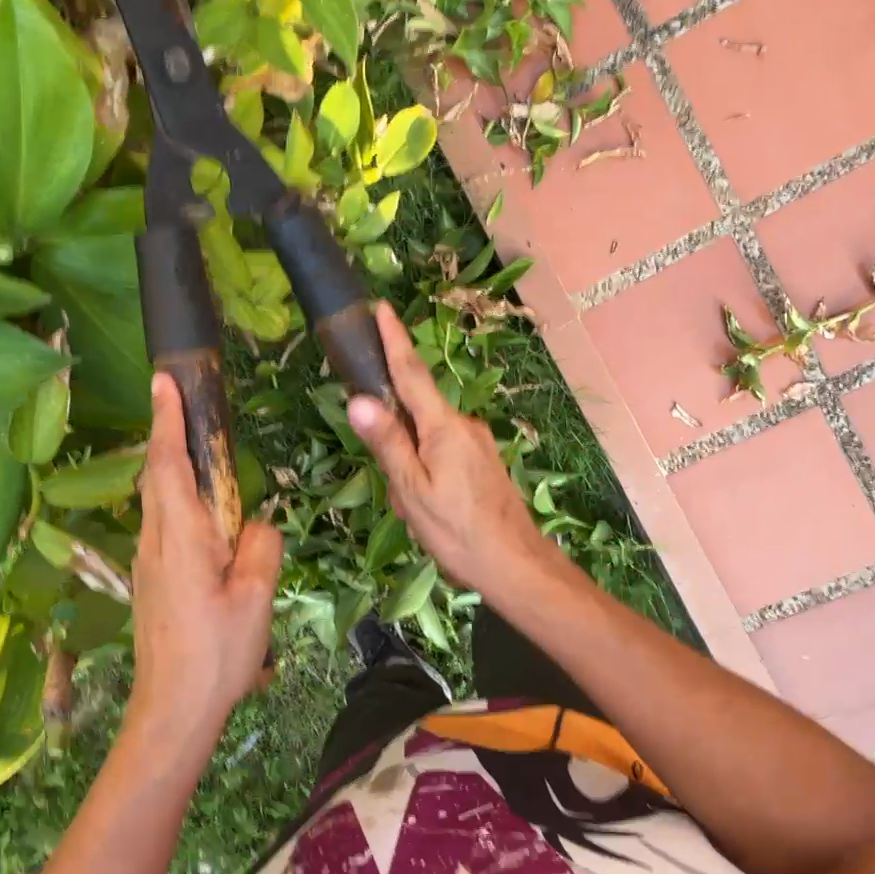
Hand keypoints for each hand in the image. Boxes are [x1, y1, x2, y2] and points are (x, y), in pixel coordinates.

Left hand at [129, 373, 283, 735]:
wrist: (172, 708)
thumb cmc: (217, 652)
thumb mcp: (256, 596)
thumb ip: (260, 546)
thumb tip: (254, 524)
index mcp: (181, 536)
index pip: (168, 463)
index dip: (166, 418)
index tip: (163, 380)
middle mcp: (155, 540)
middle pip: (156, 476)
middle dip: (166, 435)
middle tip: (184, 404)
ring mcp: (147, 562)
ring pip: (158, 502)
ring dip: (173, 470)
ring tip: (203, 457)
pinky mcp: (150, 581)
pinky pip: (164, 527)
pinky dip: (178, 503)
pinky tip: (206, 521)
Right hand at [346, 302, 553, 596]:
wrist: (516, 565)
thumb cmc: (458, 531)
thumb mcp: (412, 490)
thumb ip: (387, 443)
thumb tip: (357, 399)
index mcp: (444, 427)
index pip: (411, 374)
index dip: (394, 340)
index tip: (381, 307)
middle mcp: (463, 426)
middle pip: (414, 416)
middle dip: (395, 445)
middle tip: (398, 494)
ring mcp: (477, 444)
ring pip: (427, 443)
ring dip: (411, 471)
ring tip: (416, 515)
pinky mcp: (483, 464)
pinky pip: (443, 458)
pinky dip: (427, 479)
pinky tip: (431, 514)